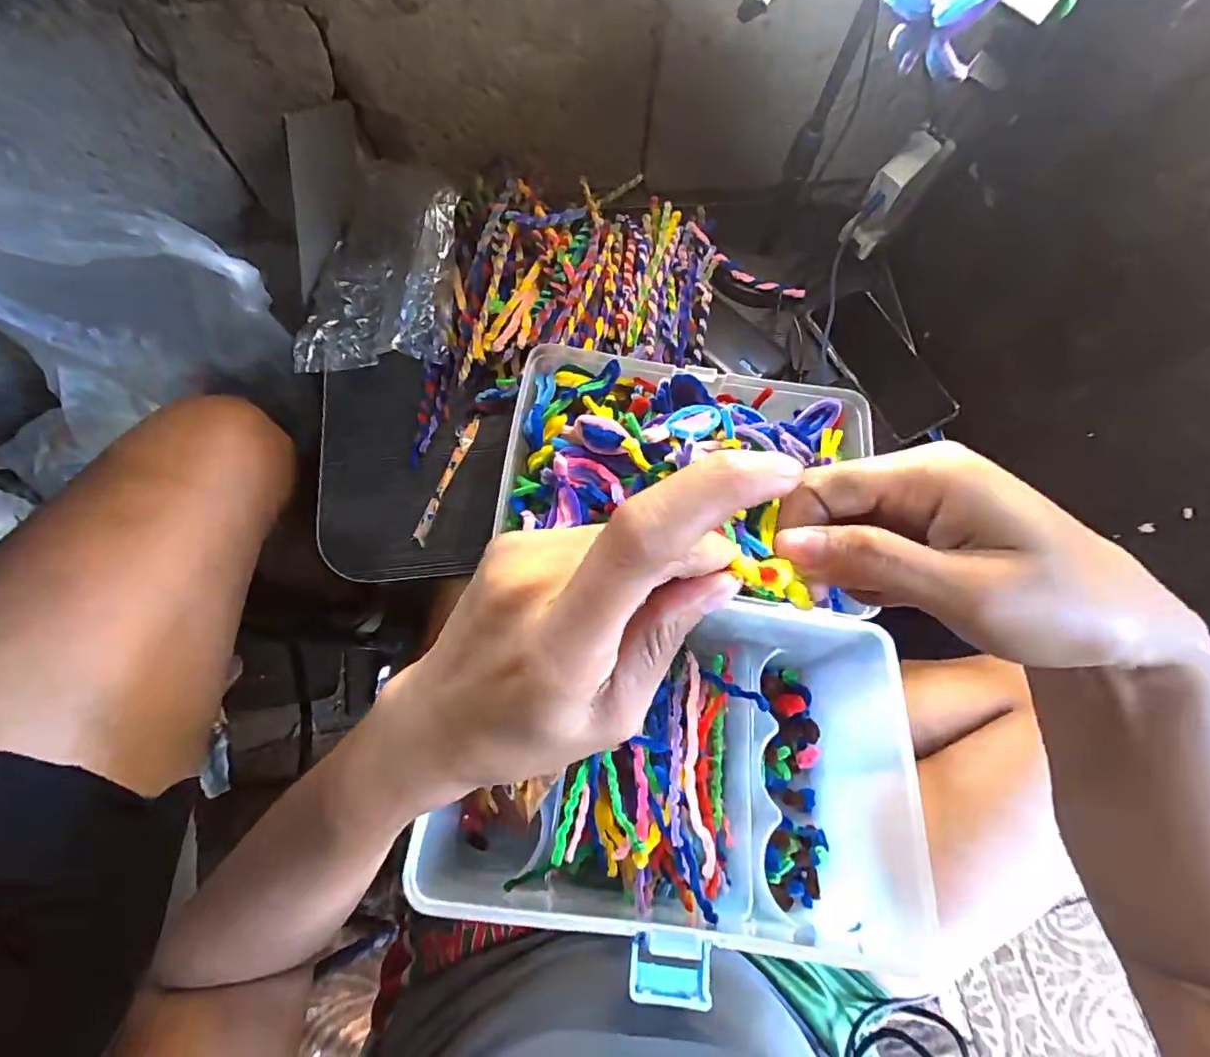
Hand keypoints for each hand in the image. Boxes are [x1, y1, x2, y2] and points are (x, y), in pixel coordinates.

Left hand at [374, 449, 804, 806]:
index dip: (712, 492)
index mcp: (563, 642)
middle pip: (642, 532)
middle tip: (711, 588)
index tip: (777, 471)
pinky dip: (623, 557)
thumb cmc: (525, 737)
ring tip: (638, 610)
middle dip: (697, 546)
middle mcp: (534, 577)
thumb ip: (662, 637)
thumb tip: (720, 574)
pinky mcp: (513, 539)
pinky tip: (606, 597)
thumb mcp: (612, 715)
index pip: (639, 542)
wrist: (433, 717)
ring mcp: (518, 550)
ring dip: (656, 557)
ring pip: (621, 531)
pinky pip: (593, 536)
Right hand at [772, 442, 1209, 669]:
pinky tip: (892, 595)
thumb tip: (786, 543)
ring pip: (848, 524)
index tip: (792, 579)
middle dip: (819, 548)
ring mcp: (927, 501)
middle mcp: (923, 475)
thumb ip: (870, 560)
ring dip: (843, 563)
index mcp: (931, 472)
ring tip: (876, 599)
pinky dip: (867, 570)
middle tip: (828, 598)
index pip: (828, 482)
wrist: (1126, 634)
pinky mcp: (930, 527)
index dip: (796, 525)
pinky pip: (872, 541)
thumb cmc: (1057, 610)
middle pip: (835, 500)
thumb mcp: (959, 589)